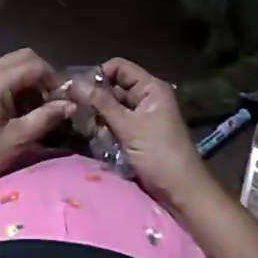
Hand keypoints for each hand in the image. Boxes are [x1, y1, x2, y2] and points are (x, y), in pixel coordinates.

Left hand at [0, 49, 72, 199]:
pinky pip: (3, 74)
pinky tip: (21, 109)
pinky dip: (17, 85)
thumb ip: (46, 117)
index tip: (64, 101)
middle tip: (53, 102)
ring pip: (14, 64)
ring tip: (39, 108)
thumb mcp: (17, 139)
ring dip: (30, 80)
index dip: (54, 80)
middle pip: (25, 57)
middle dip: (43, 76)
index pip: (35, 64)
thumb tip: (71, 105)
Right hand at [74, 57, 212, 205]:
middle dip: (97, 98)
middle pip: (114, 86)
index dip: (99, 74)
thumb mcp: (128, 126)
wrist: (181, 190)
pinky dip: (108, 129)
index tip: (80, 89)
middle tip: (78, 110)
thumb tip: (76, 84)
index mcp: (150, 87)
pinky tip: (102, 139)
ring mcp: (143, 115)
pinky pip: (117, 122)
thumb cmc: (159, 153)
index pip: (119, 67)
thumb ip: (102, 103)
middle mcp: (146, 96)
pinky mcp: (138, 132)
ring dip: (101, 117)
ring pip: (113, 106)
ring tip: (94, 129)